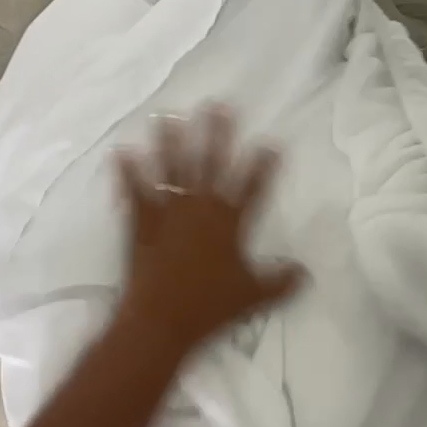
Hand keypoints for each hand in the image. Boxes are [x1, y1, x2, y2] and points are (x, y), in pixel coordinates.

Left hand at [112, 107, 304, 355]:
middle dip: (216, 133)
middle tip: (216, 105)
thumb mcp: (253, 296)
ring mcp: (169, 211)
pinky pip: (134, 191)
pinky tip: (121, 151)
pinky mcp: (142, 221)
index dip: (263, 164)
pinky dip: (127, 172)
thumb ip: (280, 281)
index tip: (271, 142)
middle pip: (211, 163)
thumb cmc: (210, 307)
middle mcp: (201, 207)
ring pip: (171, 168)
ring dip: (169, 141)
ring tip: (167, 115)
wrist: (163, 320)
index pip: (253, 186)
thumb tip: (305, 273)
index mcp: (230, 221)